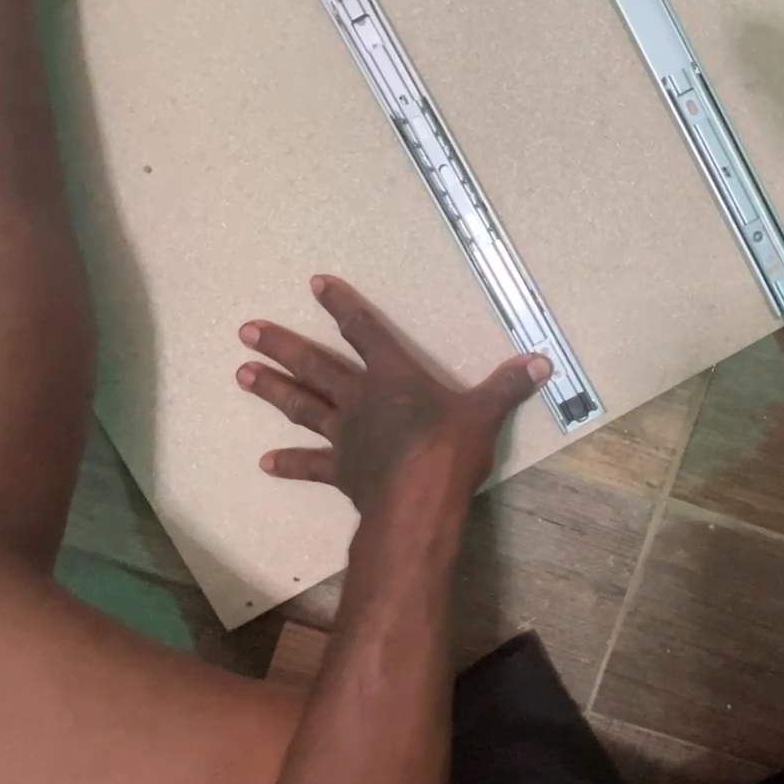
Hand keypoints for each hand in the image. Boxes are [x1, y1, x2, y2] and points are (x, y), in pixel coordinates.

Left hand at [235, 276, 552, 515]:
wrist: (419, 500)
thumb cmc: (449, 448)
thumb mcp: (486, 412)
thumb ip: (508, 385)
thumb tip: (543, 361)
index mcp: (393, 376)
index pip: (364, 331)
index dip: (342, 306)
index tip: (316, 284)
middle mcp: (361, 399)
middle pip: (315, 366)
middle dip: (282, 346)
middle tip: (246, 330)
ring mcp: (345, 435)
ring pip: (302, 406)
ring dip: (272, 389)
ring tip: (241, 373)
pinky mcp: (341, 469)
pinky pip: (311, 464)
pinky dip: (289, 463)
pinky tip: (264, 463)